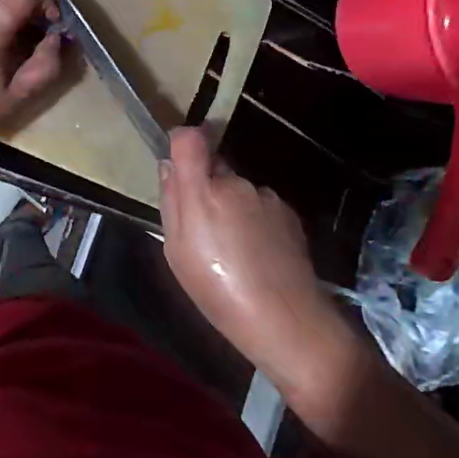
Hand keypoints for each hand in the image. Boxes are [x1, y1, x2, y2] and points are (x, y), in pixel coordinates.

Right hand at [160, 128, 355, 386]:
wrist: (283, 318)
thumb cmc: (216, 288)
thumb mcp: (176, 251)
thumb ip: (171, 202)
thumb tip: (170, 168)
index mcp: (204, 191)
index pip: (190, 139)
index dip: (181, 143)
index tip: (178, 163)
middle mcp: (237, 183)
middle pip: (215, 170)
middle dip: (206, 190)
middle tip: (202, 231)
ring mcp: (266, 197)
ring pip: (239, 190)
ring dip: (231, 207)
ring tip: (232, 250)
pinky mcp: (288, 213)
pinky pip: (260, 206)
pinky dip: (253, 221)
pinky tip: (255, 254)